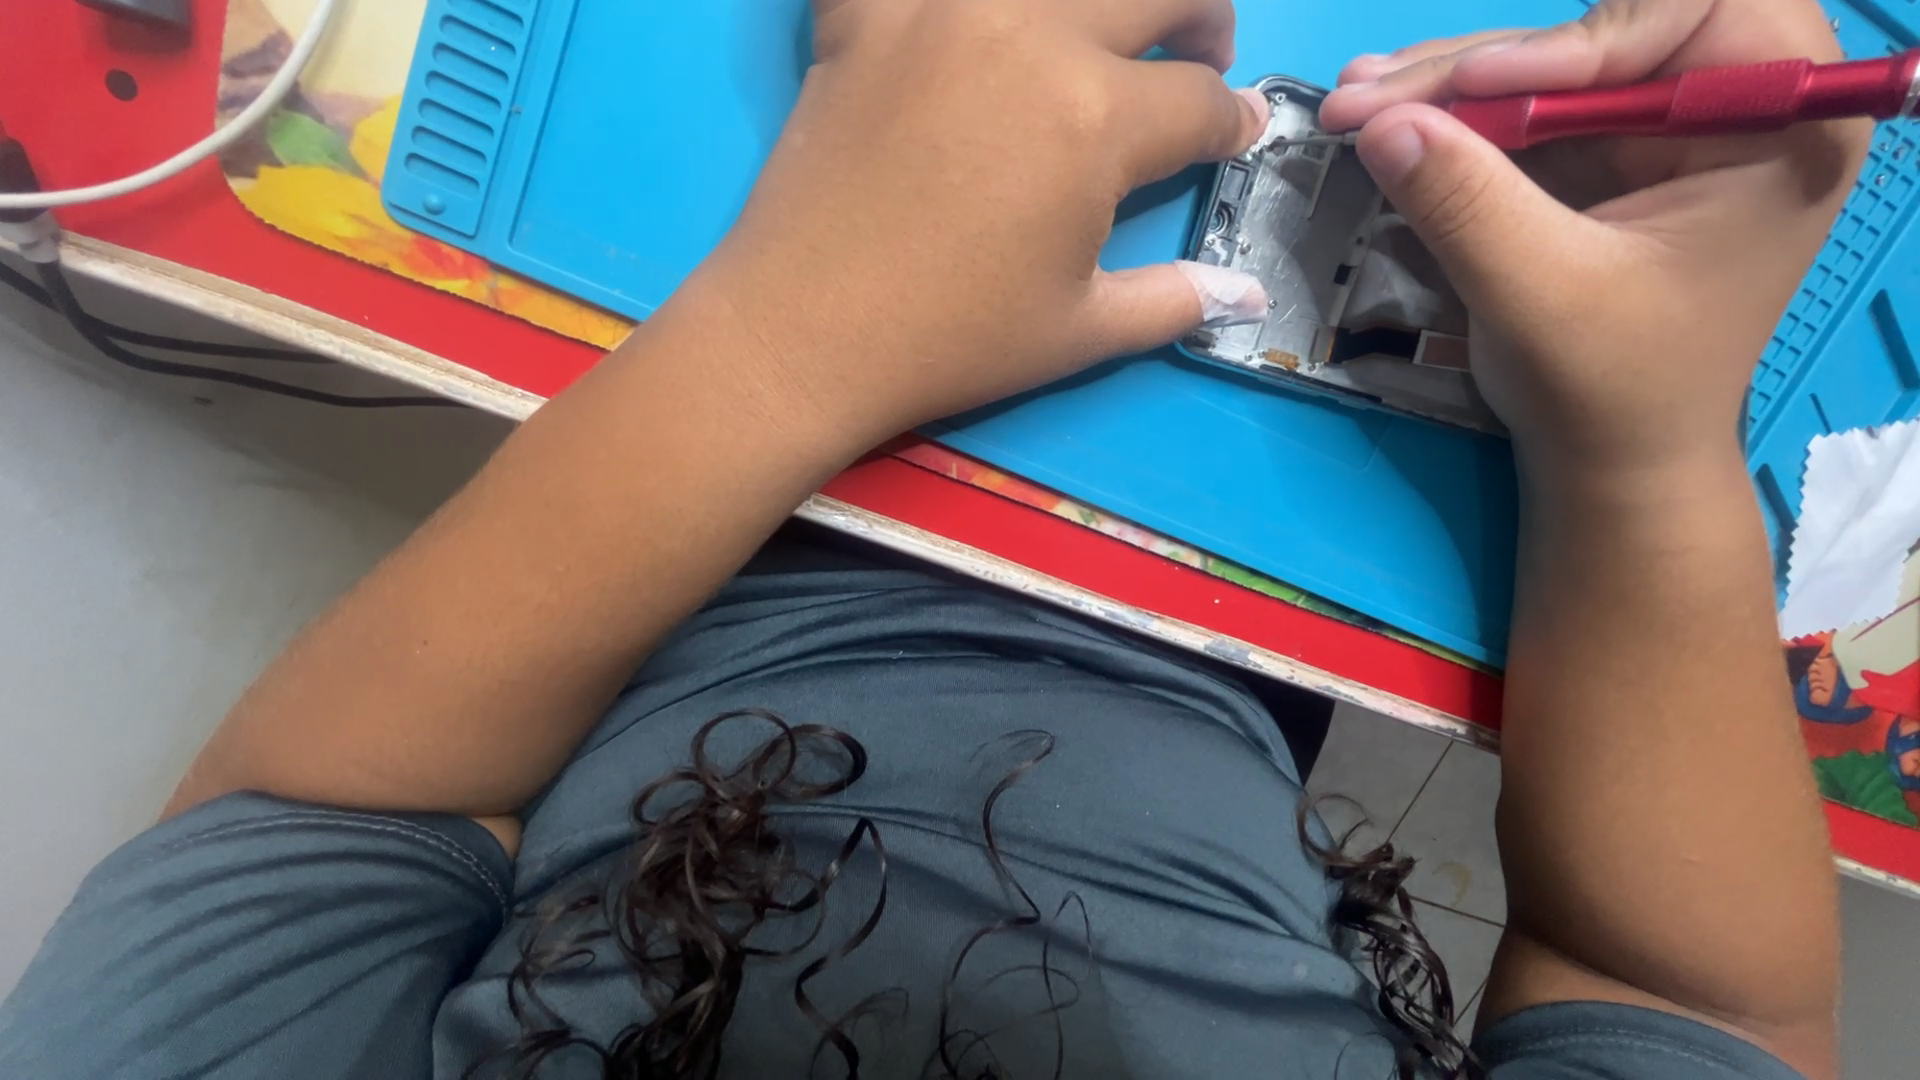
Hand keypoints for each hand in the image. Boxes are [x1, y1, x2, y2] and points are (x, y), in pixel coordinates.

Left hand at [655, 0, 1270, 450]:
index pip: (1201, 104)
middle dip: (1205, 17)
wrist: (807, 336)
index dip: (1234, 125)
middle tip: (1196, 59)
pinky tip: (963, 28)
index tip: (1239, 136)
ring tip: (1096, 33)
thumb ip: (1173, 300)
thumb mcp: (1076, 332)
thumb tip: (1248, 292)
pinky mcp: (865, 14)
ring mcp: (941, 9)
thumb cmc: (951, 344)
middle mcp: (1031, 32)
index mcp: (1095, 120)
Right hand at [1319, 0, 1868, 485]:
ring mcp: (1649, 140)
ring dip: (1443, 91)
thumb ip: (1466, 204)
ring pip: (1543, 81)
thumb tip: (1380, 126)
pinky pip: (1520, 128)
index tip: (1462, 86)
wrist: (1604, 455)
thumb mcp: (1536, 292)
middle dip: (1471, 70)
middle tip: (1363, 92)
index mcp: (1773, 122)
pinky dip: (1450, 127)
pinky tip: (1387, 122)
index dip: (1563, 48)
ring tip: (1353, 102)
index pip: (1677, 26)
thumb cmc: (1603, 383)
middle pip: (1593, 45)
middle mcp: (1721, 109)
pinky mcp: (1593, 171)